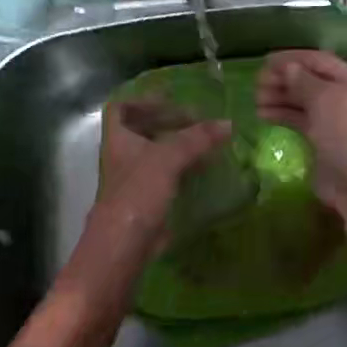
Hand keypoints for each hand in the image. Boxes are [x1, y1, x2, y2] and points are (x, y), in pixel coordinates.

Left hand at [91, 101, 230, 255]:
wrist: (124, 245)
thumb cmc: (138, 194)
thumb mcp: (168, 159)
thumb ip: (196, 139)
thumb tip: (228, 122)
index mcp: (119, 140)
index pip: (121, 109)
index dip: (143, 100)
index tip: (171, 101)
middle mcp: (123, 156)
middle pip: (142, 130)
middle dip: (169, 123)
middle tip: (198, 122)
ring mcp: (134, 181)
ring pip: (156, 154)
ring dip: (179, 147)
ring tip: (207, 144)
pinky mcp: (147, 202)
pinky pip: (166, 177)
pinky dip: (183, 170)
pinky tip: (204, 172)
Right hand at [255, 51, 346, 220]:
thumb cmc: (346, 133)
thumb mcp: (324, 98)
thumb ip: (302, 79)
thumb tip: (286, 67)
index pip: (319, 60)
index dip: (291, 58)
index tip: (264, 61)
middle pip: (311, 80)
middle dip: (283, 78)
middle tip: (256, 83)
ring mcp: (336, 119)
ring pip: (304, 100)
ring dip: (280, 96)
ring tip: (255, 99)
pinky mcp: (325, 139)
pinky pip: (301, 119)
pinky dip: (283, 114)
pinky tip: (263, 113)